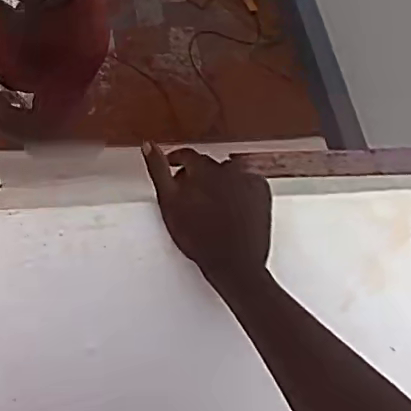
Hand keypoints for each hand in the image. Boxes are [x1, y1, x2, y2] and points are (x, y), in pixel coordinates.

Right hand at [142, 143, 271, 289]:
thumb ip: (158, 170)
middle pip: (207, 164)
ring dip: (219, 181)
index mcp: (202, 168)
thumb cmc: (201, 238)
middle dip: (197, 175)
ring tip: (212, 203)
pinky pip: (248, 181)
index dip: (177, 161)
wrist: (234, 265)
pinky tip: (232, 204)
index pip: (186, 155)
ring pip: (228, 171)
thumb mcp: (168, 202)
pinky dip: (240, 188)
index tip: (174, 166)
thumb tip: (148, 145)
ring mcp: (247, 179)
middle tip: (191, 196)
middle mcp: (226, 168)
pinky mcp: (262, 192)